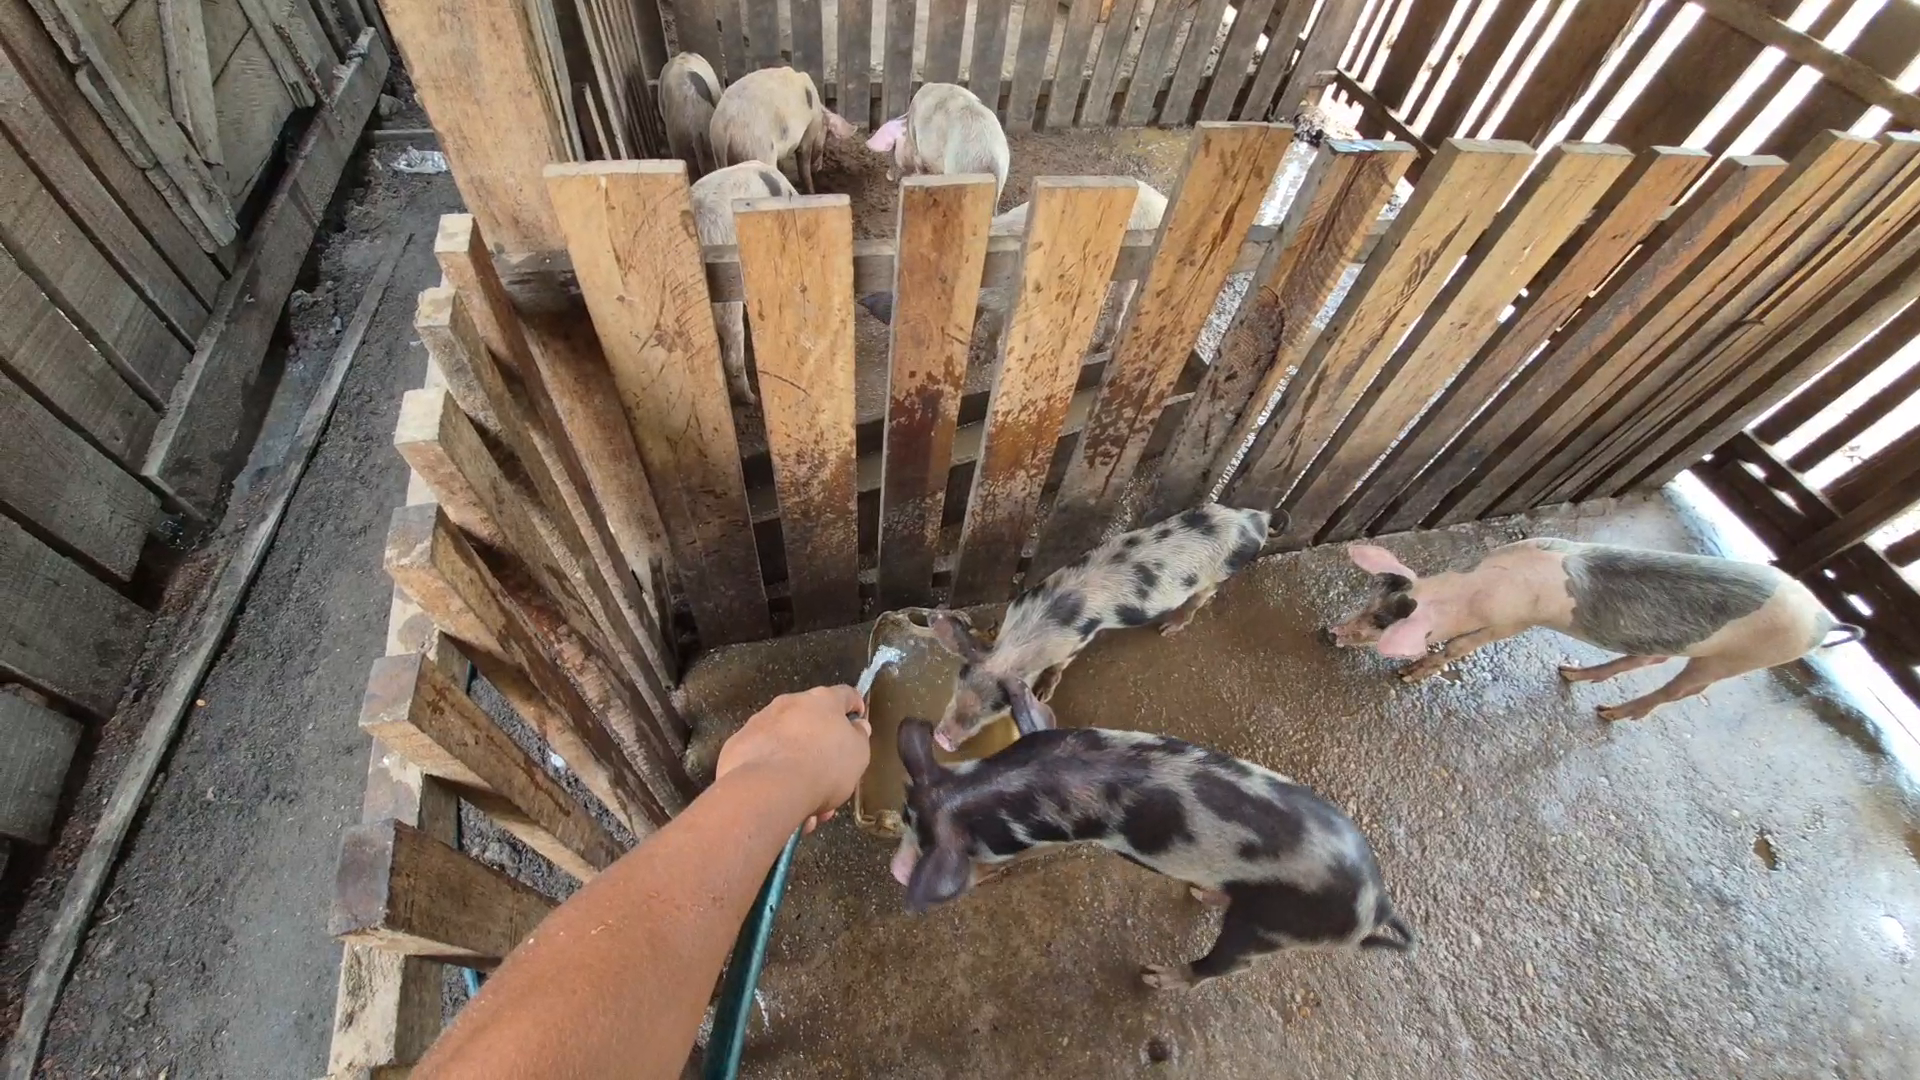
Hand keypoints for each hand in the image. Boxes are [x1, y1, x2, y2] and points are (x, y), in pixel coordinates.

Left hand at [716, 686, 871, 831]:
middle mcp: (791, 703)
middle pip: (811, 722)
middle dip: (820, 749)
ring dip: (797, 766)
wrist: (769, 788)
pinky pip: (762, 757)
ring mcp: (761, 722)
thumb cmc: (822, 767)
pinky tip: (780, 801)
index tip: (857, 718)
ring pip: (785, 743)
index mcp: (824, 700)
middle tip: (829, 779)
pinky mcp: (739, 744)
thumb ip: (859, 737)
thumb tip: (857, 727)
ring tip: (805, 804)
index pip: (845, 694)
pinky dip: (772, 774)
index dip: (854, 706)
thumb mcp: (859, 755)